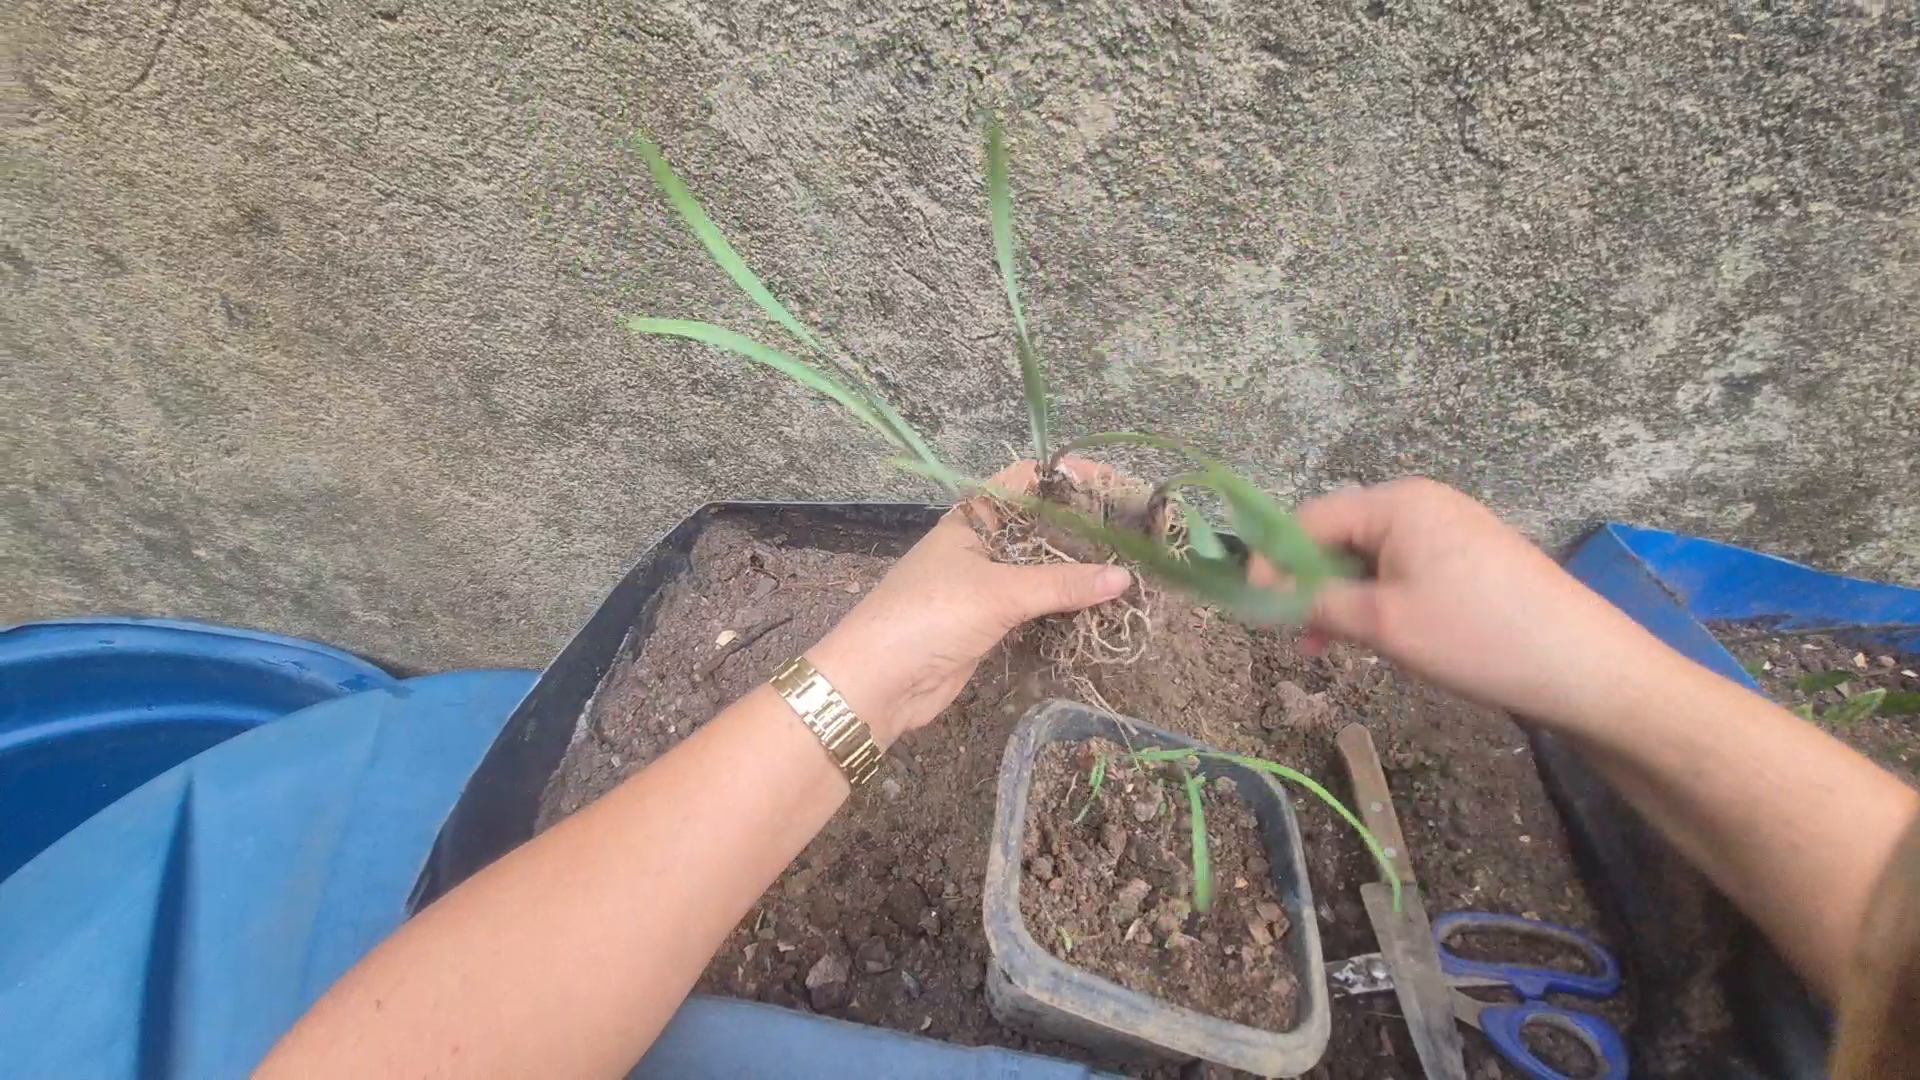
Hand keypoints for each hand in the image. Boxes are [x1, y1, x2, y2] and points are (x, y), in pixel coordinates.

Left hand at [807, 460, 1131, 744]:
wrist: (879, 683)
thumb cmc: (930, 616)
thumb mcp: (997, 592)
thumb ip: (1061, 584)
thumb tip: (1124, 577)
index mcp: (974, 518)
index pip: (1028, 479)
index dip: (1070, 476)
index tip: (1117, 485)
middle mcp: (983, 544)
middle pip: (1041, 525)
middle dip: (1085, 528)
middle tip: (1138, 534)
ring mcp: (987, 585)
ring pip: (1042, 568)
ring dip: (1080, 571)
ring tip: (1132, 571)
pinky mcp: (992, 622)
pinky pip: (1037, 605)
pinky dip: (1066, 606)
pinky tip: (1102, 608)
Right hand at [1278, 478, 1664, 721]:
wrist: (1591, 673)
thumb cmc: (1476, 637)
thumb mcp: (1379, 622)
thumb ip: (1311, 601)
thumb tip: (1265, 595)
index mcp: (1397, 503)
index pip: (1307, 518)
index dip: (1271, 559)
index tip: (1253, 604)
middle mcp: (1420, 504)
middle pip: (1335, 535)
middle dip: (1305, 583)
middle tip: (1294, 631)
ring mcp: (1448, 529)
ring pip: (1365, 558)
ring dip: (1337, 597)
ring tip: (1327, 643)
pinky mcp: (1466, 558)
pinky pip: (1398, 570)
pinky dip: (1373, 600)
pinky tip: (1371, 634)